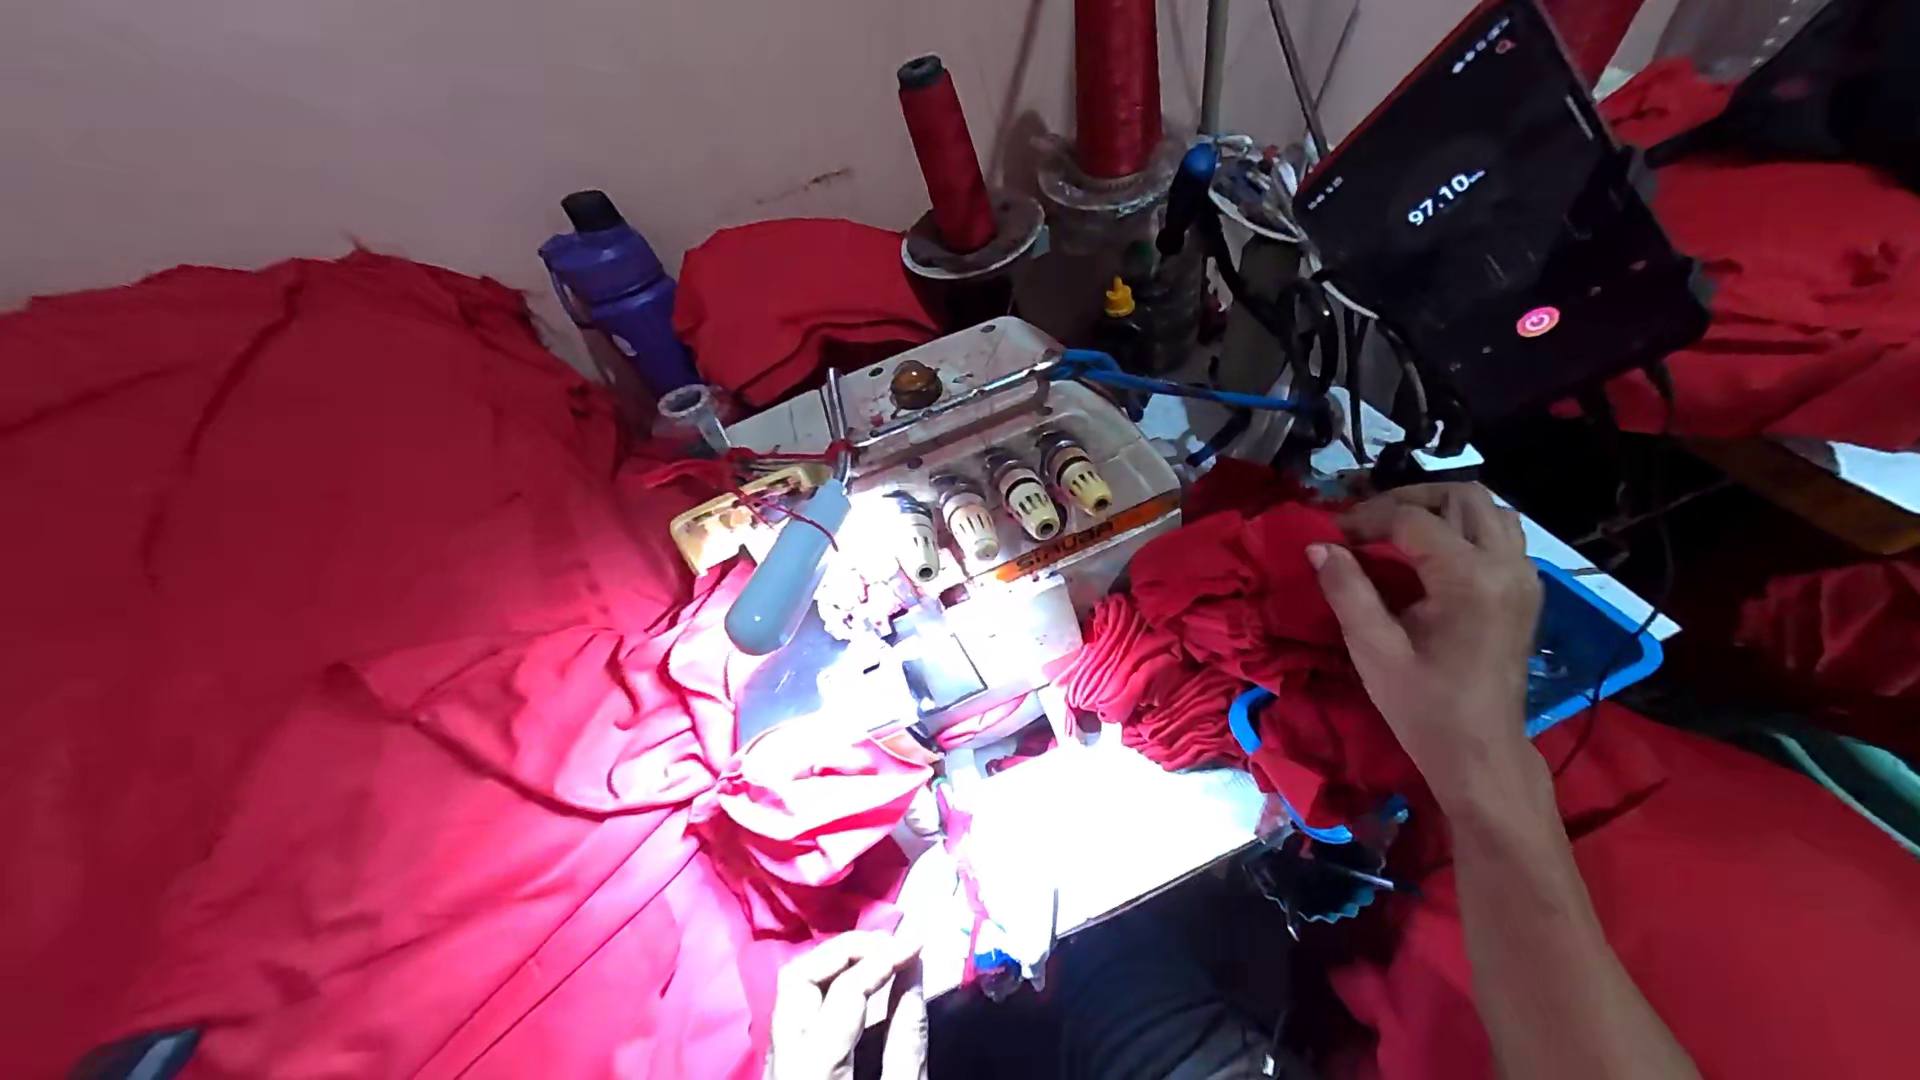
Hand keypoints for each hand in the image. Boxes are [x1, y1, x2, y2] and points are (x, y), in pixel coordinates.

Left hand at [766, 931, 926, 1079]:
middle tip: (891, 945)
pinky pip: (796, 1008)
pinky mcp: (779, 1067)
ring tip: (877, 957)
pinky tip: (859, 986)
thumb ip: (907, 1041)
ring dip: (835, 961)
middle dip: (848, 948)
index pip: (845, 990)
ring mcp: (774, 1062)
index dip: (885, 959)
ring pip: (792, 986)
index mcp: (811, 1070)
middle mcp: (782, 1059)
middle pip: (800, 975)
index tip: (918, 945)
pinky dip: (827, 983)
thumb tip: (914, 971)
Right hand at [1307, 483, 1541, 806]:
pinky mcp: (1524, 589)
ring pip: (1488, 509)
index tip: (1329, 537)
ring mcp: (1523, 577)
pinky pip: (1498, 533)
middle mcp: (1507, 567)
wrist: (1478, 750)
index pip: (1412, 519)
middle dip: (1407, 499)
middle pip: (1463, 495)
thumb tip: (1318, 545)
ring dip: (1438, 508)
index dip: (1364, 519)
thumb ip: (1345, 588)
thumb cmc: (1420, 703)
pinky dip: (1460, 527)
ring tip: (1394, 531)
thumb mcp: (1371, 647)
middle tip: (1364, 523)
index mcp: (1469, 580)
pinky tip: (1427, 553)